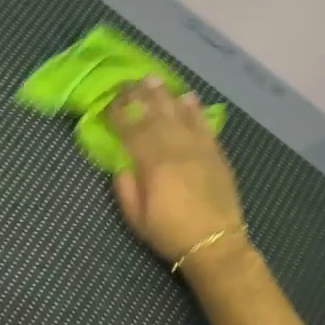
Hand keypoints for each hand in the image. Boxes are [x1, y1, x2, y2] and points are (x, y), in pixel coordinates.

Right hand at [106, 78, 246, 264]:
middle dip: (139, 96)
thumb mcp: (136, 219)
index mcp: (153, 164)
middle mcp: (175, 149)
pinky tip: (189, 97)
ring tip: (153, 78)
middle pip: (154, 115)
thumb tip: (121, 164)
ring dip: (164, 95)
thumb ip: (125, 188)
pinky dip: (195, 110)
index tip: (108, 100)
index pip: (131, 130)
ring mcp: (198, 149)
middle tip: (128, 80)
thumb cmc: (171, 234)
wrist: (217, 246)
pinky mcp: (216, 154)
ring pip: (178, 114)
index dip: (118, 113)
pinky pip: (204, 125)